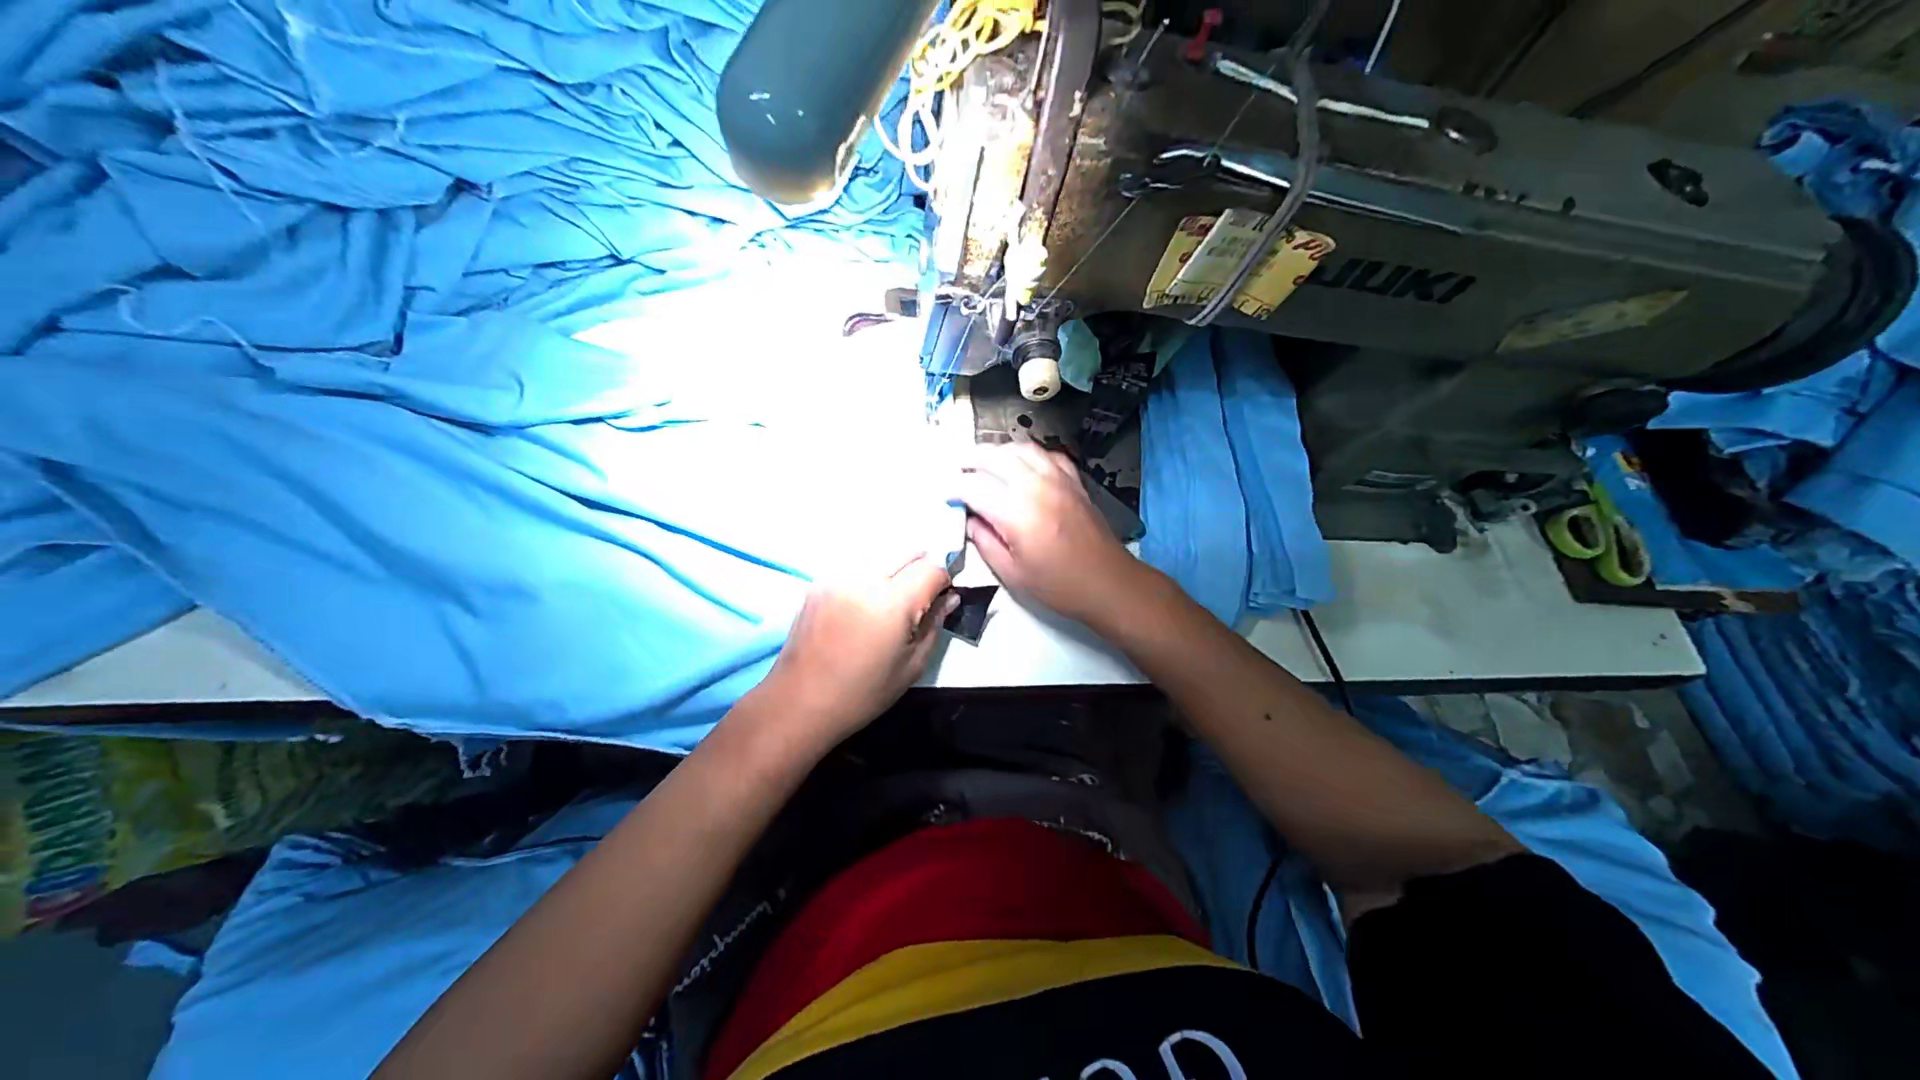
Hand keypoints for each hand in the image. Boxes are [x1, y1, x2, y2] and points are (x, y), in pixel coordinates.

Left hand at [753, 553, 956, 748]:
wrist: (800, 701)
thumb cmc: (862, 694)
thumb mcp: (911, 666)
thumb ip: (933, 626)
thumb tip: (949, 599)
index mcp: (892, 603)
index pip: (931, 569)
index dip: (943, 581)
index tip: (941, 599)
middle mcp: (864, 580)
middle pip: (906, 552)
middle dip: (920, 568)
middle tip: (920, 597)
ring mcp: (838, 578)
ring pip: (878, 553)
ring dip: (894, 566)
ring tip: (892, 596)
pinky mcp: (818, 583)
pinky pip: (854, 564)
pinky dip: (868, 572)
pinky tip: (865, 600)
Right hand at [953, 443, 1150, 628]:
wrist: (1108, 582)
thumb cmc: (1059, 585)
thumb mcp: (1012, 573)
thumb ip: (985, 542)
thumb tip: (971, 520)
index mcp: (1016, 511)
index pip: (973, 485)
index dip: (953, 488)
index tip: (945, 495)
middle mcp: (1035, 486)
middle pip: (994, 456)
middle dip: (970, 460)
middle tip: (957, 471)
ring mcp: (1057, 479)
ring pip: (1020, 448)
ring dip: (997, 452)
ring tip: (984, 465)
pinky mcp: (1073, 481)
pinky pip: (1046, 454)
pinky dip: (1027, 455)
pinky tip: (1021, 467)